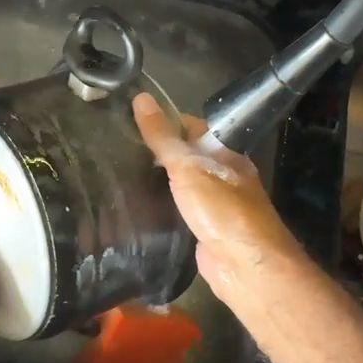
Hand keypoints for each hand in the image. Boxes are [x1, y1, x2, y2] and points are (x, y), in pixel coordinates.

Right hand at [133, 93, 312, 306]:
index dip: (162, 121)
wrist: (245, 266)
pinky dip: (161, 205)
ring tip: (119, 173)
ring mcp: (214, 203)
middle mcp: (223, 174)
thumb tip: (140, 96)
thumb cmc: (221, 208)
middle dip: (155, 152)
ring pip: (181, 183)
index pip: (190, 126)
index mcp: (225, 152)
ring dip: (157, 180)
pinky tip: (137, 205)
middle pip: (185, 155)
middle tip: (116, 148)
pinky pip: (179, 209)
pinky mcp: (204, 229)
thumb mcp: (188, 165)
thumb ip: (162, 136)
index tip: (128, 120)